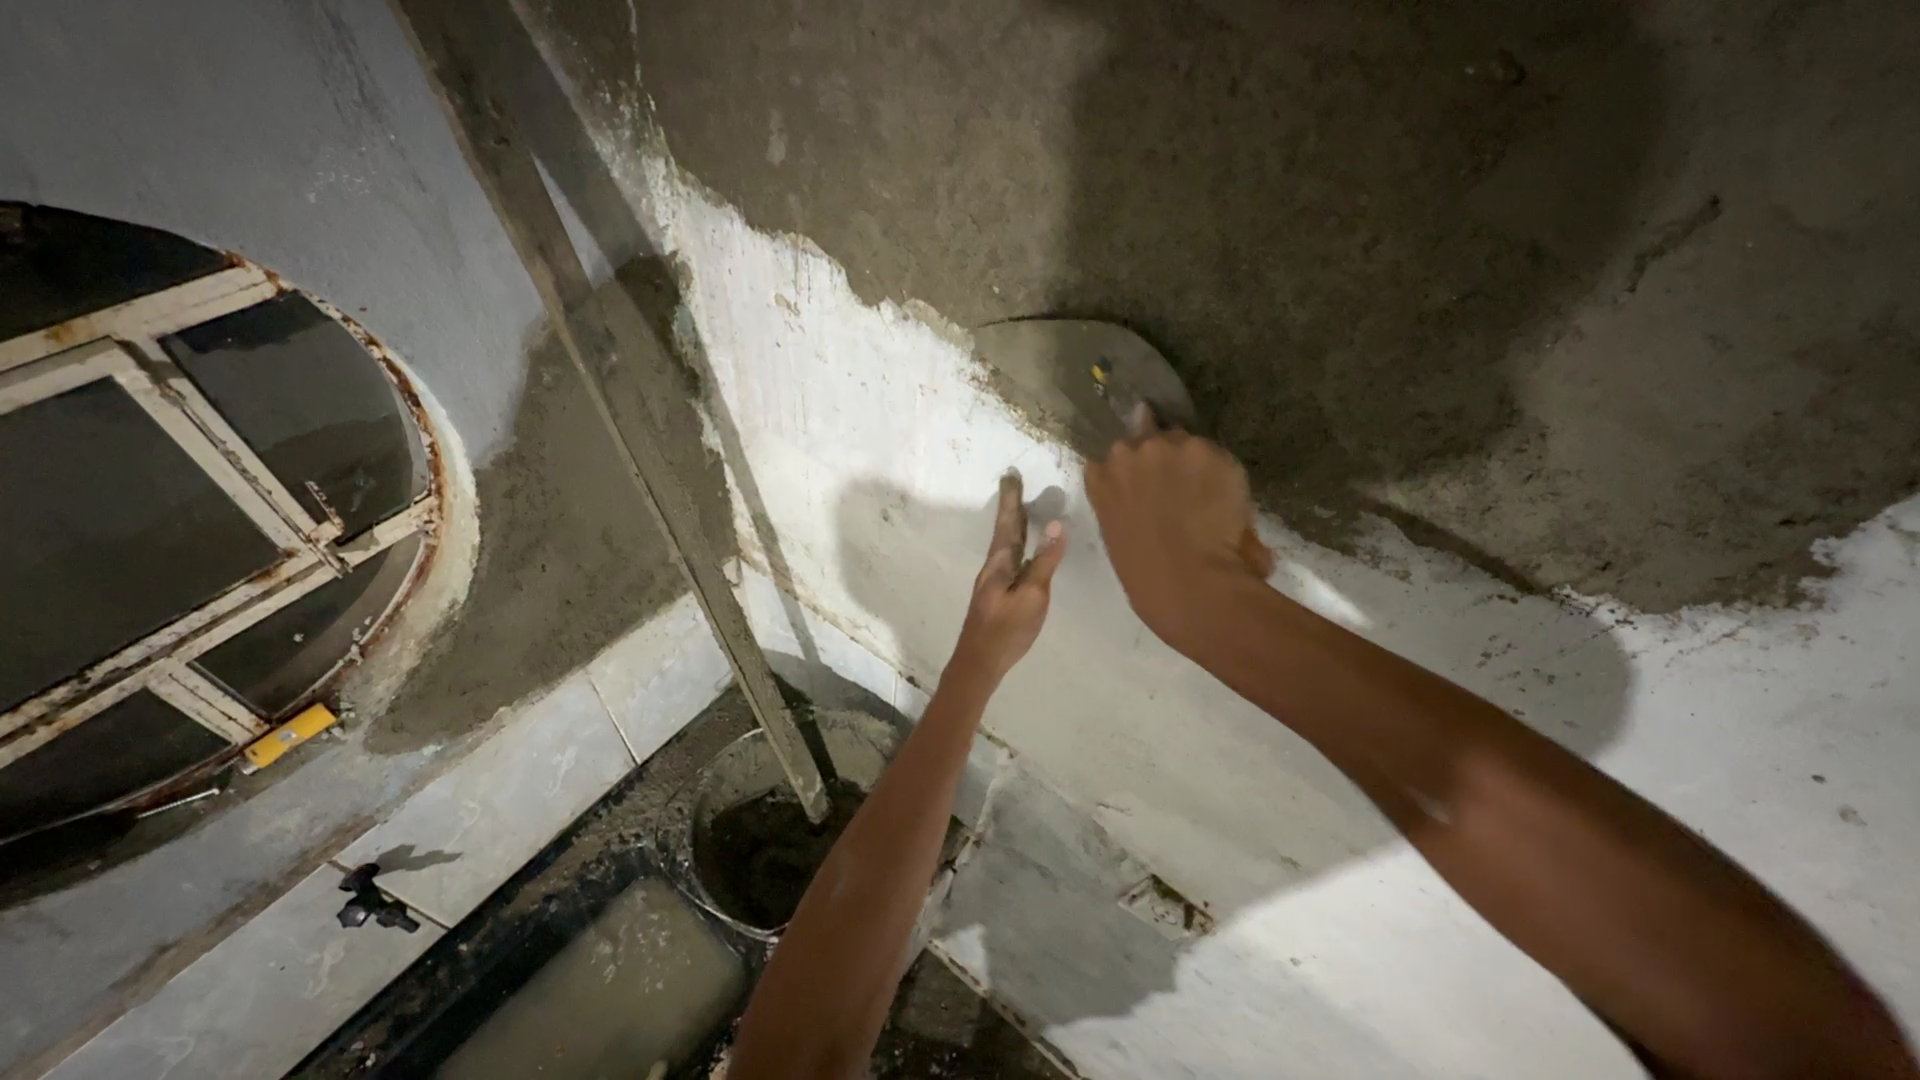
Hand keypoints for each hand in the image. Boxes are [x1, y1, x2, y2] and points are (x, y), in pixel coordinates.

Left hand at [951, 473, 1067, 680]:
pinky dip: (1018, 546)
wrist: (979, 663)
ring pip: (1007, 546)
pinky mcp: (997, 596)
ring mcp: (994, 583)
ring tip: (1024, 511)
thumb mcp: (1032, 595)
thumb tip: (1056, 524)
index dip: (1011, 500)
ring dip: (1015, 526)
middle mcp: (994, 568)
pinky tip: (1024, 553)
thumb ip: (1044, 561)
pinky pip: (1010, 560)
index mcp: (999, 563)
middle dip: (1012, 508)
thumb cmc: (1006, 630)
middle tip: (1016, 485)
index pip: (1008, 523)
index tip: (1011, 476)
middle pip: (1005, 531)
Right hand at [1084, 410, 1272, 650]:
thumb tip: (1152, 496)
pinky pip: (1218, 458)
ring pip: (1186, 444)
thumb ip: (1126, 503)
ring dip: (1195, 464)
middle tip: (1181, 491)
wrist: (1188, 583)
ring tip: (1209, 497)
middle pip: (1150, 440)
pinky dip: (1224, 476)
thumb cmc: (1146, 577)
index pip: (1114, 458)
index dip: (1135, 470)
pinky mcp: (1208, 451)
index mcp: (1101, 478)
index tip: (1148, 485)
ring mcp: (1169, 447)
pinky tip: (1228, 504)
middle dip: (1165, 461)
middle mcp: (1129, 452)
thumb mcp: (1117, 536)